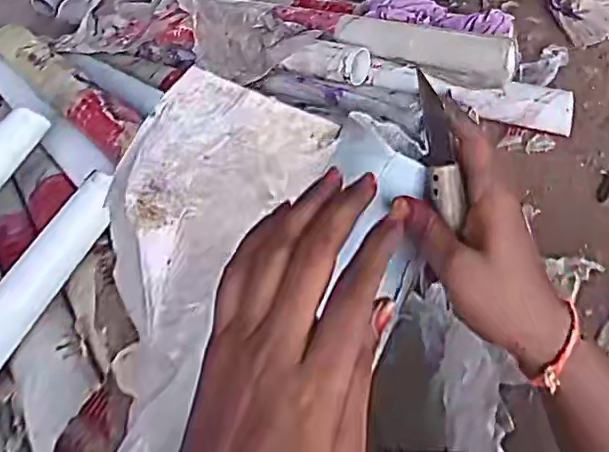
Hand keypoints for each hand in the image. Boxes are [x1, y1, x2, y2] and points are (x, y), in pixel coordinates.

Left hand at [184, 171, 403, 451]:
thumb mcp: (344, 446)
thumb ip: (361, 373)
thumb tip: (378, 310)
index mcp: (312, 387)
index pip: (353, 292)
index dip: (378, 246)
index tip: (392, 222)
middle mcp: (271, 354)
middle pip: (312, 257)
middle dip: (342, 211)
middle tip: (364, 188)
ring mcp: (238, 342)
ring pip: (271, 252)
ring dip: (302, 209)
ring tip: (326, 184)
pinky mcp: (216, 342)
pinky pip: (236, 271)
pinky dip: (259, 235)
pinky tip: (278, 216)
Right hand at [395, 107, 571, 370]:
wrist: (539, 332)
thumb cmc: (504, 299)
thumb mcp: (456, 267)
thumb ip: (428, 231)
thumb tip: (403, 204)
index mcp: (491, 196)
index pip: (474, 142)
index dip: (453, 118)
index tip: (432, 100)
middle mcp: (497, 196)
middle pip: (467, 154)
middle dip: (439, 142)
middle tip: (410, 135)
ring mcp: (496, 211)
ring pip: (465, 176)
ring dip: (441, 171)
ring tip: (412, 172)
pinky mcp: (492, 227)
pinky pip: (466, 198)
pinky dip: (446, 194)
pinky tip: (429, 210)